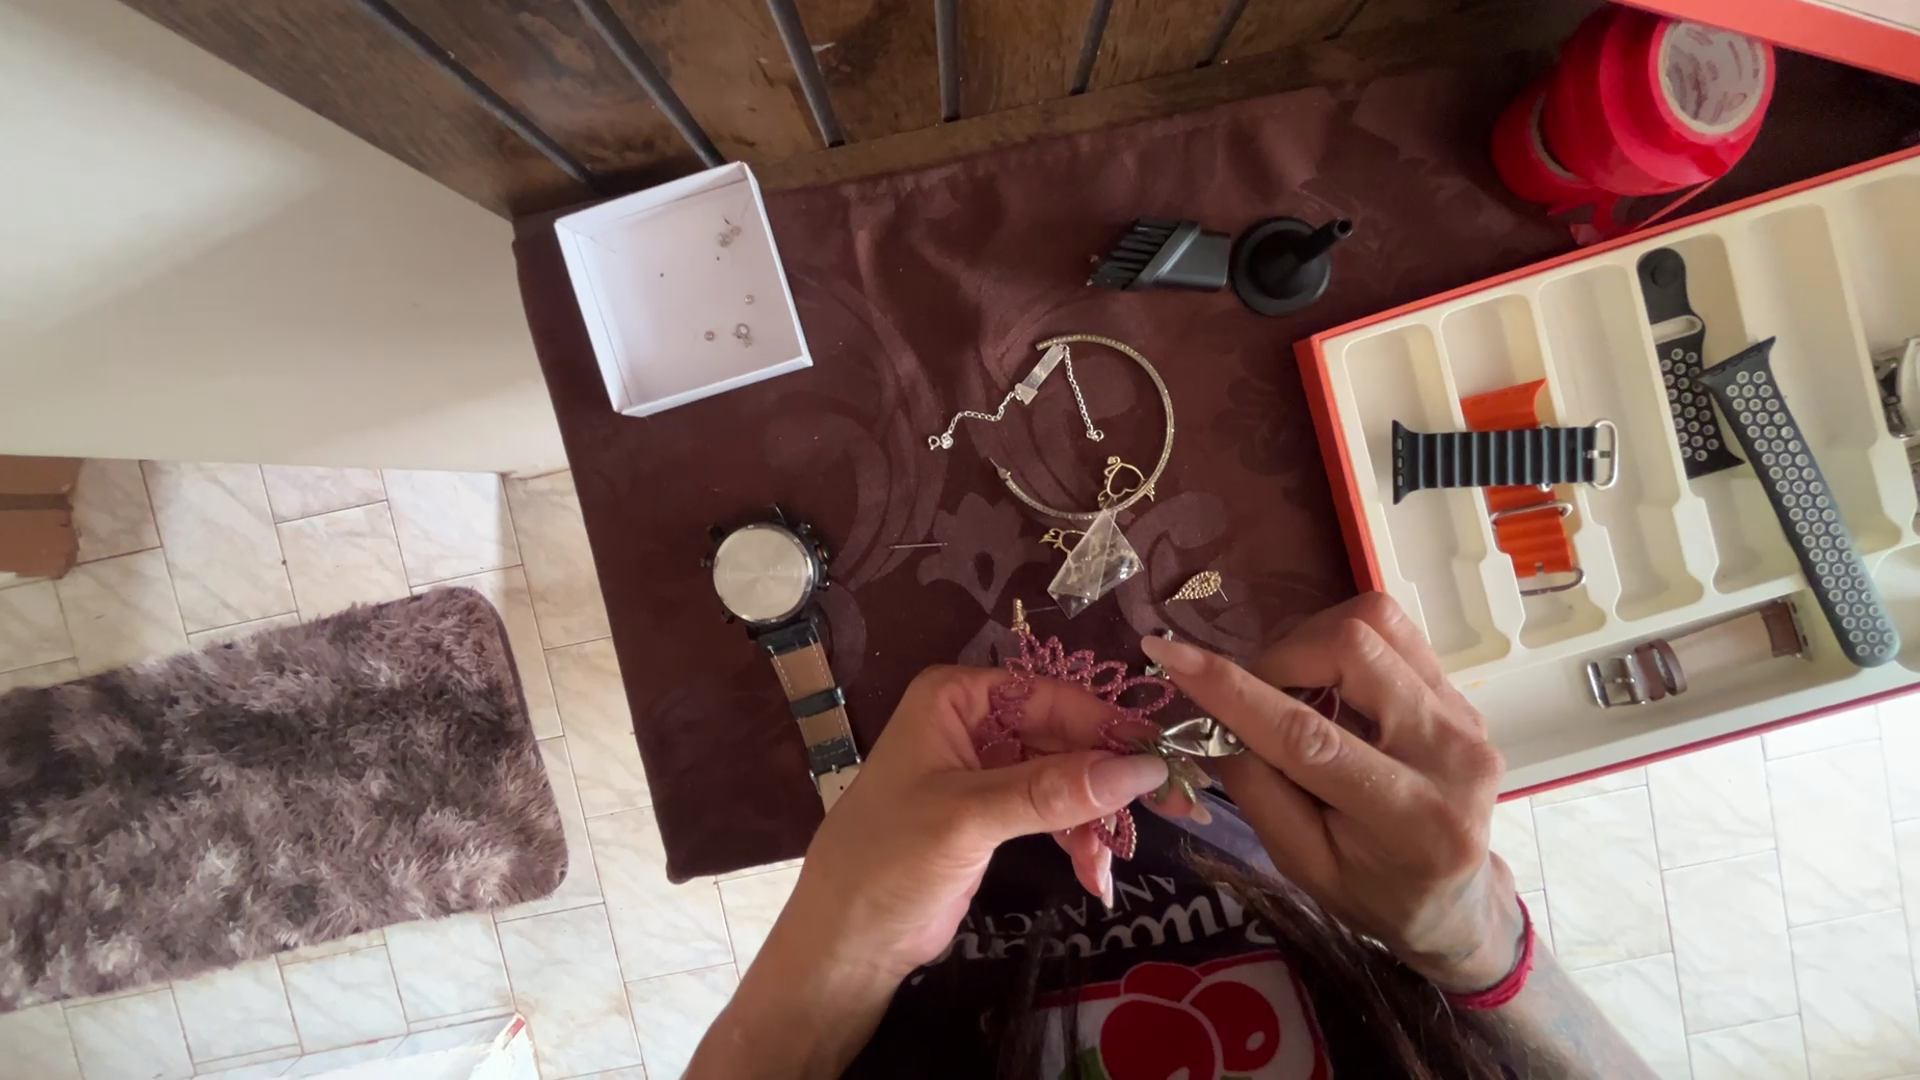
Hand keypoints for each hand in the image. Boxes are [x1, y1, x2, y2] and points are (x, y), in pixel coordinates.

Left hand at [781, 666, 1169, 981]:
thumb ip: (1052, 790)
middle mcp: (975, 721)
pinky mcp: (995, 810)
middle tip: (1173, 808)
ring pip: (1064, 775)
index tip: (1161, 758)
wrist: (845, 941)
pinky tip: (1093, 875)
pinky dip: (1077, 838)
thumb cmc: (889, 858)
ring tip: (1113, 861)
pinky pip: (1053, 809)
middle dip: (1108, 777)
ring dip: (1094, 816)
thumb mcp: (969, 816)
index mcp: (958, 697)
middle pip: (1063, 735)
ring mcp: (987, 766)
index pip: (1049, 696)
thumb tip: (1141, 768)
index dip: (1106, 725)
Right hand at [1139, 593, 1522, 991]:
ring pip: (1374, 623)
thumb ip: (1252, 785)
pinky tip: (1325, 682)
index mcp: (1408, 818)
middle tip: (1254, 694)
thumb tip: (1208, 714)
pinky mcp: (1459, 691)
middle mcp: (1452, 755)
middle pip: (1351, 649)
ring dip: (1308, 643)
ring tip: (1290, 686)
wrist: (1453, 897)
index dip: (1229, 689)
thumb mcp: (1297, 860)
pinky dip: (1336, 642)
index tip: (1168, 654)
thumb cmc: (1367, 888)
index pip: (1304, 736)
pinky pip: (1390, 631)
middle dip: (1279, 659)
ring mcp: (1465, 714)